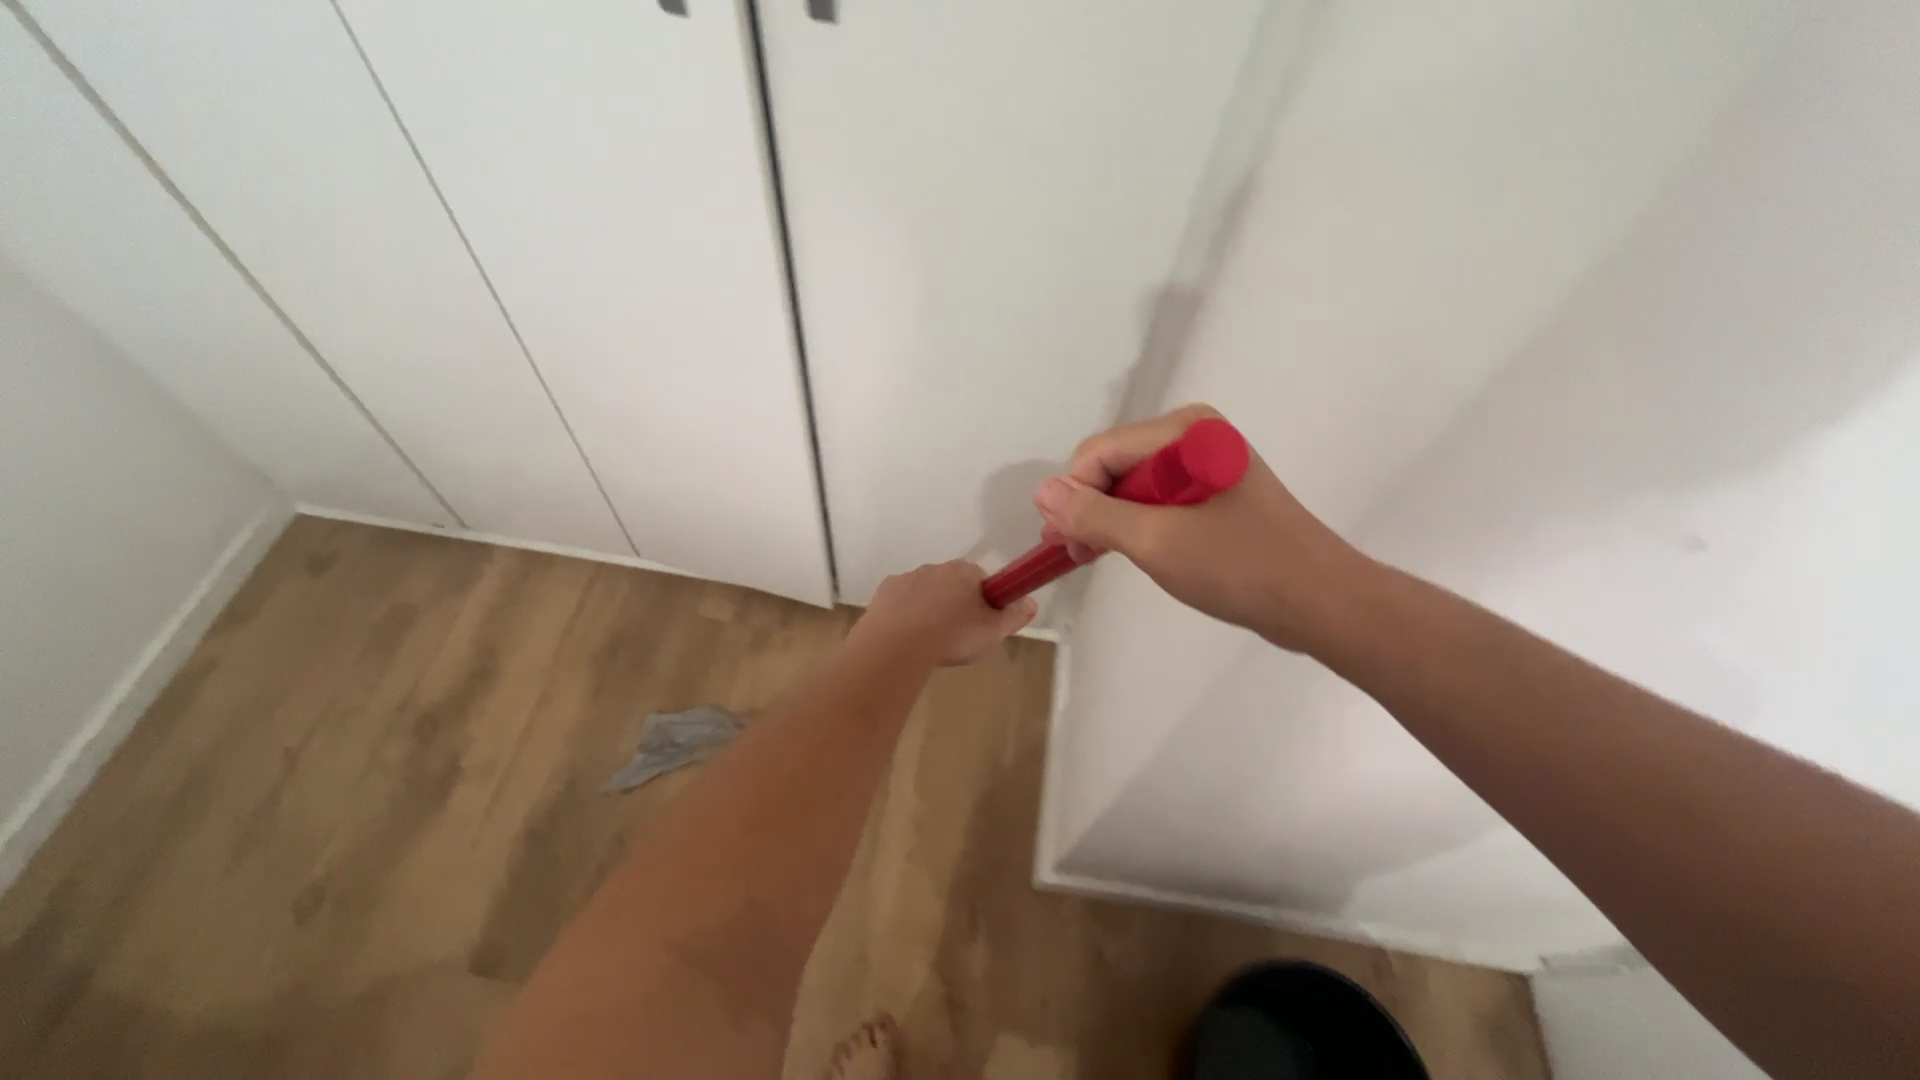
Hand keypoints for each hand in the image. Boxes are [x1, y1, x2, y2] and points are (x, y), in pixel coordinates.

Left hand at [848, 560, 1038, 665]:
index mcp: (965, 572)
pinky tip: (907, 635)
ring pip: (925, 590)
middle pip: (952, 582)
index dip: (983, 599)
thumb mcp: (993, 632)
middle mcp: (936, 567)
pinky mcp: (885, 591)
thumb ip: (1014, 616)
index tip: (980, 622)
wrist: (897, 645)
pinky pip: (901, 600)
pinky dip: (905, 613)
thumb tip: (1031, 602)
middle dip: (955, 602)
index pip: (981, 578)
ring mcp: (907, 577)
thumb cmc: (951, 636)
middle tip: (956, 634)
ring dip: (929, 607)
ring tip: (929, 639)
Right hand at [1034, 405, 1374, 651]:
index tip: (1058, 543)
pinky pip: (1160, 501)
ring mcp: (1208, 465)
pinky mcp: (1217, 494)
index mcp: (1186, 430)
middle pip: (1116, 465)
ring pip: (1135, 486)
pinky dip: (1138, 526)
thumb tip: (1043, 492)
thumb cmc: (1240, 566)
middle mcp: (1195, 436)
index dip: (1072, 495)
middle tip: (1074, 556)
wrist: (1322, 602)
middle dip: (1089, 508)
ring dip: (1110, 521)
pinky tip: (1132, 552)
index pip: (1101, 452)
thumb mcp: (1156, 541)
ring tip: (1093, 558)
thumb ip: (1094, 515)